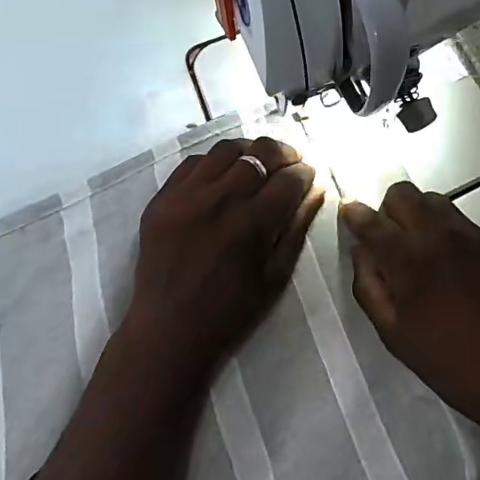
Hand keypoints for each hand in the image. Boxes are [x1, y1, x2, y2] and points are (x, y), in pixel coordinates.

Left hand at [125, 137, 324, 379]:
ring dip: (248, 150)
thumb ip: (297, 227)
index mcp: (252, 224)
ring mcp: (186, 195)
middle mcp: (219, 200)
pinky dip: (213, 162)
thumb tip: (316, 189)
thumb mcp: (276, 275)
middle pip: (258, 153)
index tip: (308, 174)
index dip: (304, 173)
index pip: (288, 179)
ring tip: (258, 160)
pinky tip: (223, 173)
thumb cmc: (231, 311)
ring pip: (224, 150)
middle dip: (282, 152)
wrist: (168, 329)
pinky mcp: (162, 198)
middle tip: (290, 160)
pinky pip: (192, 163)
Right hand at [340, 183, 479, 479]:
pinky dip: (445, 230)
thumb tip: (362, 252)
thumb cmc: (448, 361)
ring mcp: (469, 236)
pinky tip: (452, 264)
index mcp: (409, 263)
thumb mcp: (392, 334)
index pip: (371, 222)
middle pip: (402, 194)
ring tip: (421, 247)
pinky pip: (459, 220)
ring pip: (433, 199)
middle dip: (387, 209)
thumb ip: (369, 286)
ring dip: (418, 214)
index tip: (348, 212)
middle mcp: (437, 237)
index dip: (354, 213)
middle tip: (390, 238)